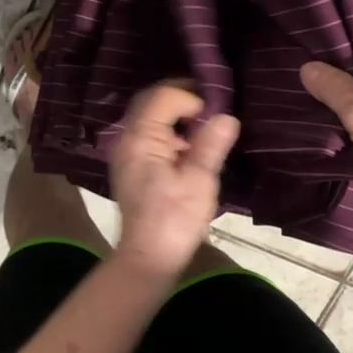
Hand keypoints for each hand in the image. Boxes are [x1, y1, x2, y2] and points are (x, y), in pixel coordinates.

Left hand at [108, 82, 240, 277]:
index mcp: (139, 138)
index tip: (217, 106)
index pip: (162, 97)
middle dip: (181, 98)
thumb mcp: (199, 181)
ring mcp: (125, 153)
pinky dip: (168, 133)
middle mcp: (126, 139)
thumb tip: (227, 115)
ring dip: (175, 116)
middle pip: (150, 102)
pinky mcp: (130, 167)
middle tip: (213, 104)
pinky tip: (190, 147)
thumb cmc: (174, 219)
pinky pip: (147, 136)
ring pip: (148, 119)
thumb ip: (211, 145)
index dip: (191, 95)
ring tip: (206, 124)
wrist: (148, 256)